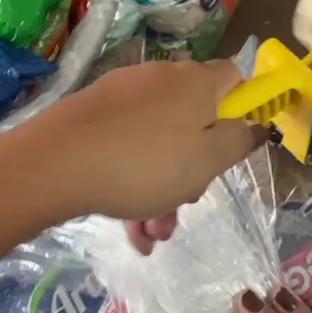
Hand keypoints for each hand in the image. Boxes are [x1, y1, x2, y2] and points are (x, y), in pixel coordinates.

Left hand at [22, 59, 264, 221]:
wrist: (57, 160)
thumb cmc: (145, 162)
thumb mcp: (207, 161)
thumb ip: (237, 141)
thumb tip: (254, 124)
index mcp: (197, 82)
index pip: (233, 78)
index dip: (240, 110)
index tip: (232, 148)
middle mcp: (163, 78)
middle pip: (193, 120)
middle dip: (192, 170)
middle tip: (182, 207)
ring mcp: (125, 94)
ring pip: (158, 143)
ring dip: (160, 190)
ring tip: (149, 234)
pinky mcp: (95, 113)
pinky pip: (127, 146)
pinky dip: (131, 180)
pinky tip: (127, 226)